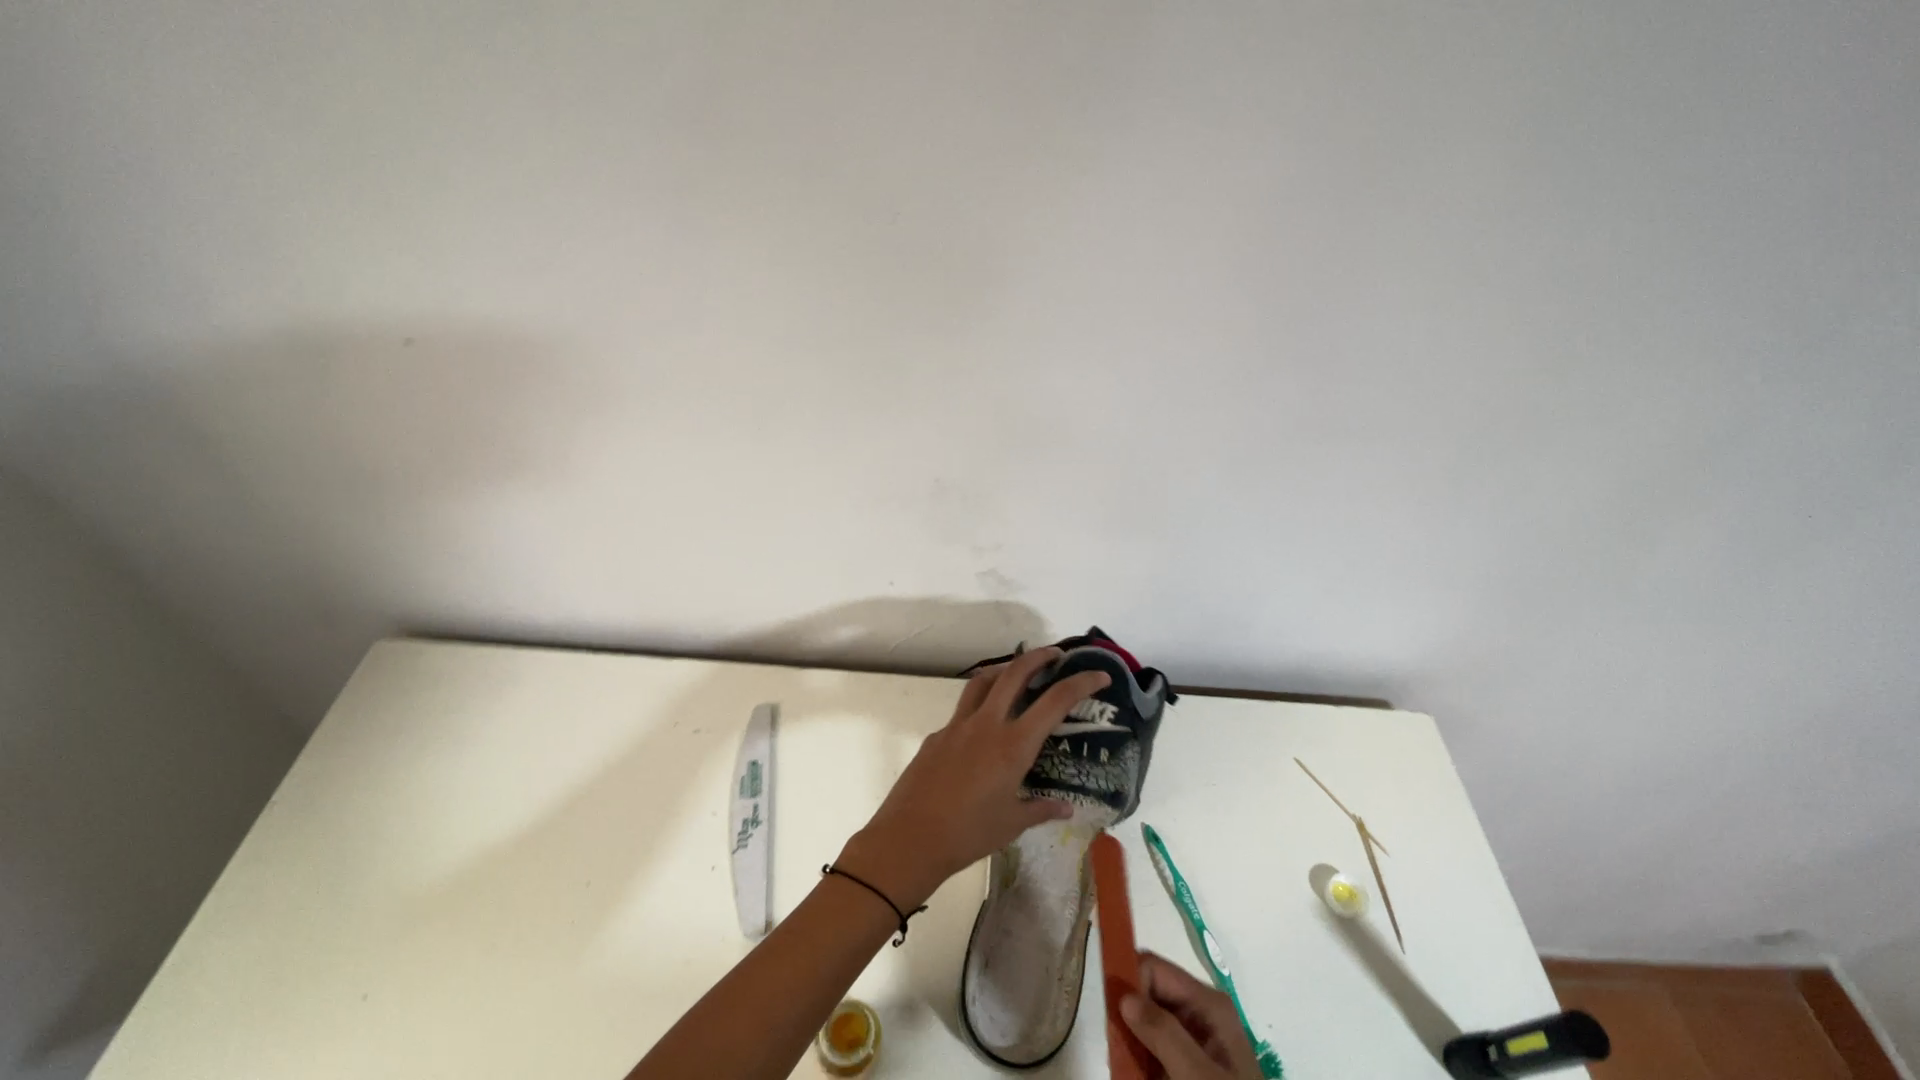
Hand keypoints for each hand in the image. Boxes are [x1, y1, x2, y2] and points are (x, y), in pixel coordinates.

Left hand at [835, 646, 1110, 908]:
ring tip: (1016, 672)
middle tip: (1055, 654)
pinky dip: (978, 707)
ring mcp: (956, 727)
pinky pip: (961, 712)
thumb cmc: (968, 835)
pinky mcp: (935, 737)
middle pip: (1014, 674)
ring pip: (982, 682)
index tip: (1099, 675)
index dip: (1080, 684)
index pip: (1054, 702)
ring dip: (1003, 670)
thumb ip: (1040, 809)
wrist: (910, 839)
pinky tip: (982, 730)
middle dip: (1038, 657)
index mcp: (1013, 745)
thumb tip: (1066, 807)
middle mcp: (986, 726)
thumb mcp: (1012, 824)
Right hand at [1121, 953, 1264, 1079]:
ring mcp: (1191, 1035)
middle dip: (1126, 1015)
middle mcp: (1198, 1011)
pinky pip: (1150, 1043)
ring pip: (1143, 1019)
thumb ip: (1163, 1034)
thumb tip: (1125, 997)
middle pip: (1146, 992)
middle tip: (1119, 1048)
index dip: (1130, 985)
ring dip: (1129, 1039)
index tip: (1114, 1017)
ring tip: (1127, 1066)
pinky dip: (1137, 1056)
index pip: (1153, 968)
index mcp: (1207, 1004)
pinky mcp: (1184, 1057)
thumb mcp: (1197, 1075)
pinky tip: (1136, 1073)